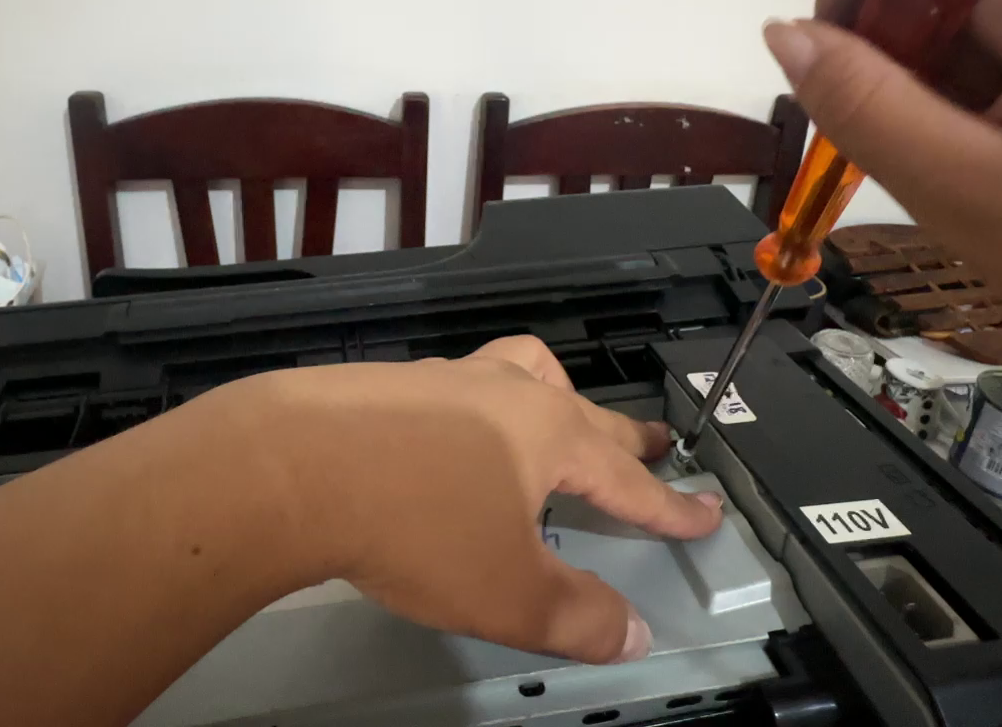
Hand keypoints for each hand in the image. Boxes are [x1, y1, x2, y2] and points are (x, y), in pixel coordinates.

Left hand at [217, 335, 723, 664]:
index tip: (703, 510)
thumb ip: (577, 616)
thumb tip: (629, 632)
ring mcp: (449, 377)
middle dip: (626, 437)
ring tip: (557, 415)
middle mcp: (505, 392)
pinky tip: (460, 431)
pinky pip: (465, 379)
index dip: (670, 505)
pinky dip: (486, 400)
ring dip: (554, 392)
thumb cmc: (413, 522)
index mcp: (547, 434)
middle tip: (655, 446)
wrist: (298, 464)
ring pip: (523, 369)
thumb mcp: (508, 593)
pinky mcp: (399, 381)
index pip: (628, 478)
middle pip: (584, 412)